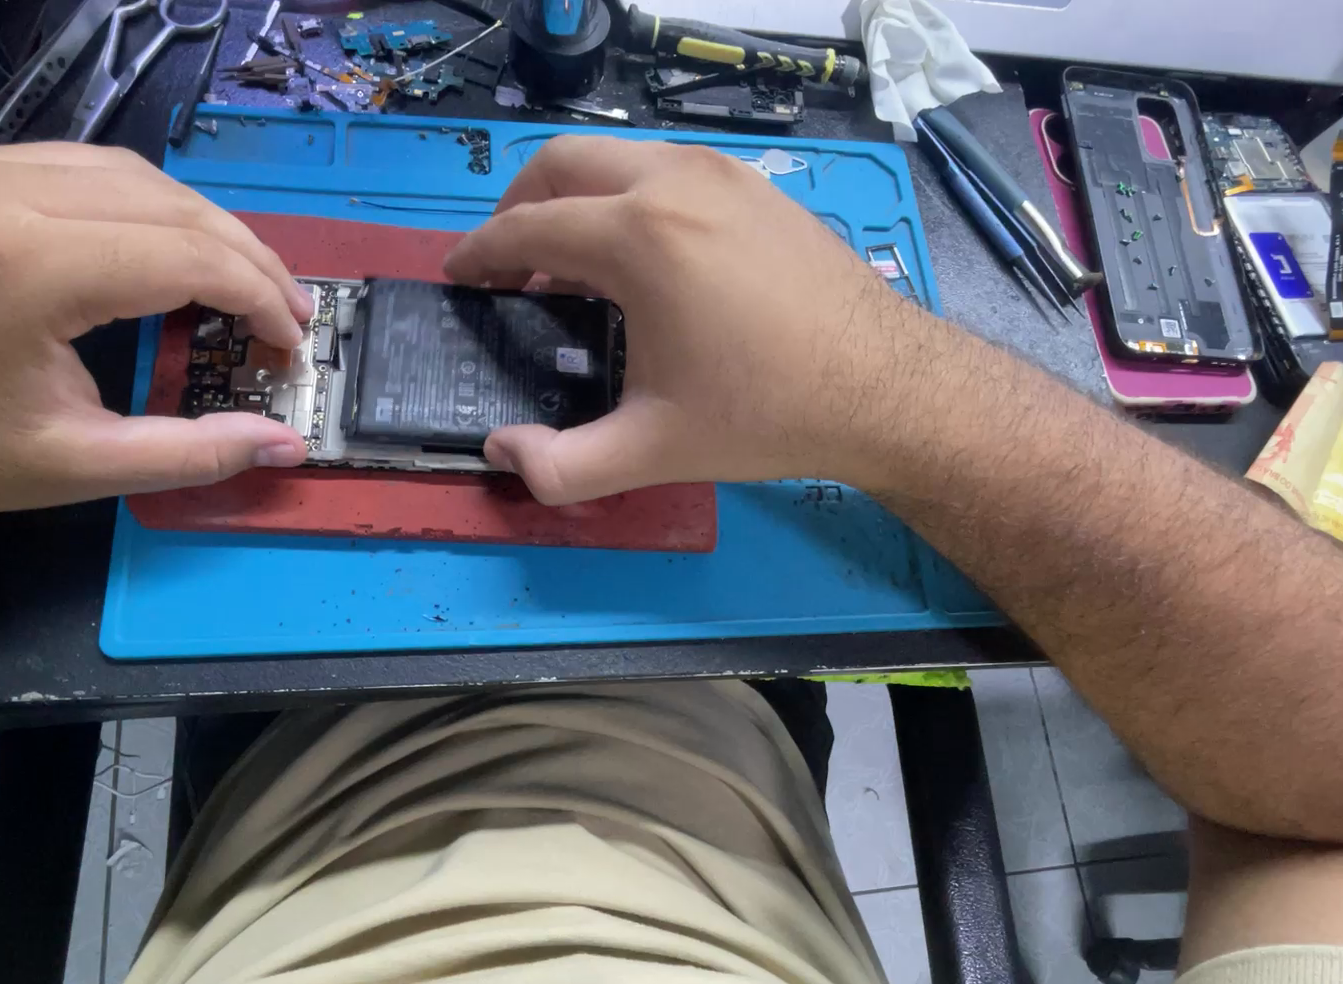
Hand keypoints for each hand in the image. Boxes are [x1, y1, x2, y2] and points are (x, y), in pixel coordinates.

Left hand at [0, 143, 315, 534]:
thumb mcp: (79, 467)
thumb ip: (198, 452)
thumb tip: (290, 444)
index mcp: (26, 266)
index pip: (191, 256)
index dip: (262, 300)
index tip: (290, 345)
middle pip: (173, 204)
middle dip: (248, 260)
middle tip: (286, 315)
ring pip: (130, 173)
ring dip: (201, 226)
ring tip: (239, 281)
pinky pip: (76, 166)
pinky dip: (143, 205)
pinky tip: (162, 248)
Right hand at [443, 135, 928, 503]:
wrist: (884, 389)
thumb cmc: (764, 415)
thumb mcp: (652, 452)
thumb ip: (561, 467)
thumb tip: (500, 454)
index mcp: (639, 237)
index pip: (529, 228)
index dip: (480, 253)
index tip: (458, 274)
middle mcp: (675, 181)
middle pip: (562, 163)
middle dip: (517, 207)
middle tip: (504, 262)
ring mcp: (724, 174)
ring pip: (617, 158)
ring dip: (573, 198)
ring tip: (565, 263)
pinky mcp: (758, 187)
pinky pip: (666, 170)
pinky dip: (626, 197)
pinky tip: (638, 256)